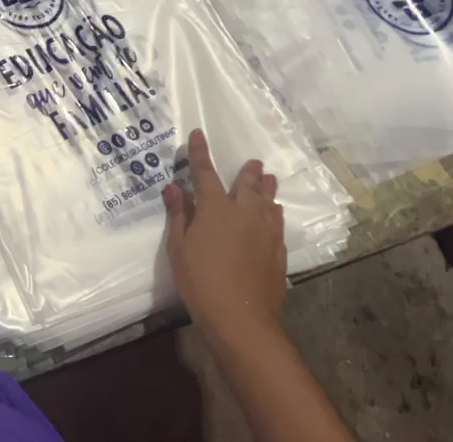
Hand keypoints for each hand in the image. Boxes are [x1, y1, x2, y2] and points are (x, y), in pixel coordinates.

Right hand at [162, 128, 286, 340]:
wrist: (241, 318)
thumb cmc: (200, 280)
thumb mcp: (179, 247)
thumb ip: (179, 215)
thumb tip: (174, 187)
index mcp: (216, 208)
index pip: (205, 172)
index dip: (200, 153)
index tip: (198, 134)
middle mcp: (244, 214)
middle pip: (247, 186)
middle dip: (248, 172)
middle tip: (254, 161)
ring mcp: (265, 234)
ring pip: (268, 204)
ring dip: (267, 190)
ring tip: (270, 180)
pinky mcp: (278, 254)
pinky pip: (277, 225)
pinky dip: (275, 215)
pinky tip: (276, 215)